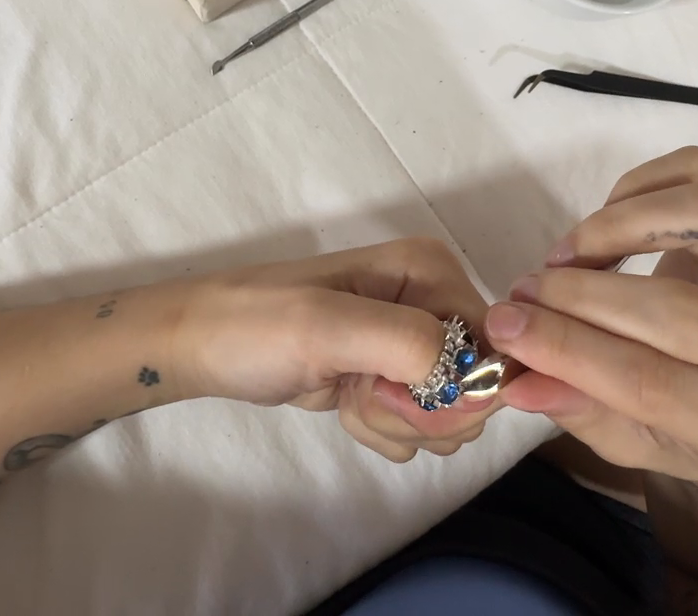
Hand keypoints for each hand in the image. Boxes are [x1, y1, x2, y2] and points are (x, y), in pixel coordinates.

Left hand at [172, 238, 501, 461]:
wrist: (203, 346)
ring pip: (450, 413)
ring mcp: (411, 340)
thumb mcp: (325, 326)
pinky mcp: (391, 375)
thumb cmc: (256, 325)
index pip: (494, 343)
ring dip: (398, 421)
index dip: (458, 386)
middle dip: (420, 407)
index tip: (398, 392)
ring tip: (348, 393)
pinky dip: (384, 428)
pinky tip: (345, 403)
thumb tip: (477, 375)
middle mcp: (431, 300)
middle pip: (476, 385)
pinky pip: (420, 425)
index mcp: (429, 269)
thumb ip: (405, 343)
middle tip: (364, 391)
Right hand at [487, 147, 697, 482]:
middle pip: (680, 310)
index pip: (657, 385)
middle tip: (522, 291)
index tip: (505, 326)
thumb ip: (574, 408)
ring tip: (565, 255)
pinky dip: (639, 187)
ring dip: (616, 227)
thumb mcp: (623, 440)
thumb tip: (514, 375)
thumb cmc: (677, 426)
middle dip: (580, 295)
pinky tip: (605, 225)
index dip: (571, 350)